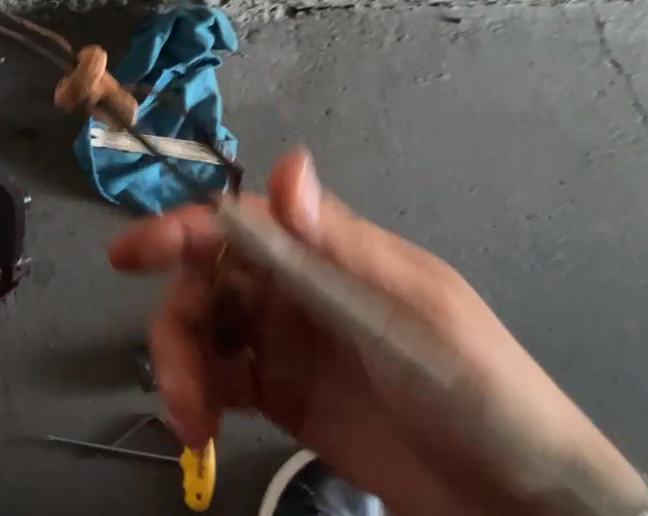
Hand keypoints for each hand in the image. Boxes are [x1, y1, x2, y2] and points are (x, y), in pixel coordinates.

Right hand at [110, 150, 640, 515]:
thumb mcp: (412, 313)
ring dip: (182, 367)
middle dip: (178, 323)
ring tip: (190, 419)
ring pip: (203, 331)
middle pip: (206, 282)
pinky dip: (195, 398)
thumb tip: (286, 165)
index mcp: (326, 255)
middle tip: (177, 382)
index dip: (180, 232)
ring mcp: (284, 342)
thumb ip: (338, 244)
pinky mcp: (278, 395)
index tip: (129, 254)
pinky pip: (216, 381)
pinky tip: (198, 430)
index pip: (239, 227)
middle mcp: (295, 289)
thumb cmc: (475, 389)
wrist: (517, 500)